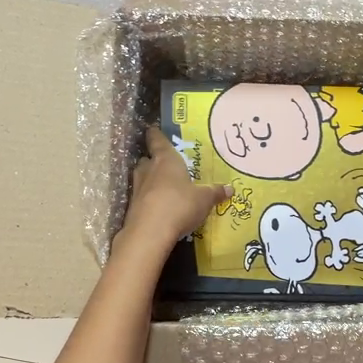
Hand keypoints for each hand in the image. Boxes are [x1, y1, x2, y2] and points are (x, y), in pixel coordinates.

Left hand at [119, 127, 229, 257]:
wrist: (150, 232)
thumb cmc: (180, 205)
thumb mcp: (204, 199)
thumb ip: (215, 192)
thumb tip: (230, 188)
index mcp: (165, 159)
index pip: (156, 139)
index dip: (156, 134)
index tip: (154, 130)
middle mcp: (148, 169)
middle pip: (147, 159)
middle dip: (155, 160)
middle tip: (168, 165)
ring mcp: (137, 188)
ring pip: (143, 177)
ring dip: (151, 180)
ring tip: (165, 187)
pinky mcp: (132, 206)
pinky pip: (142, 197)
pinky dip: (149, 199)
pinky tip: (160, 207)